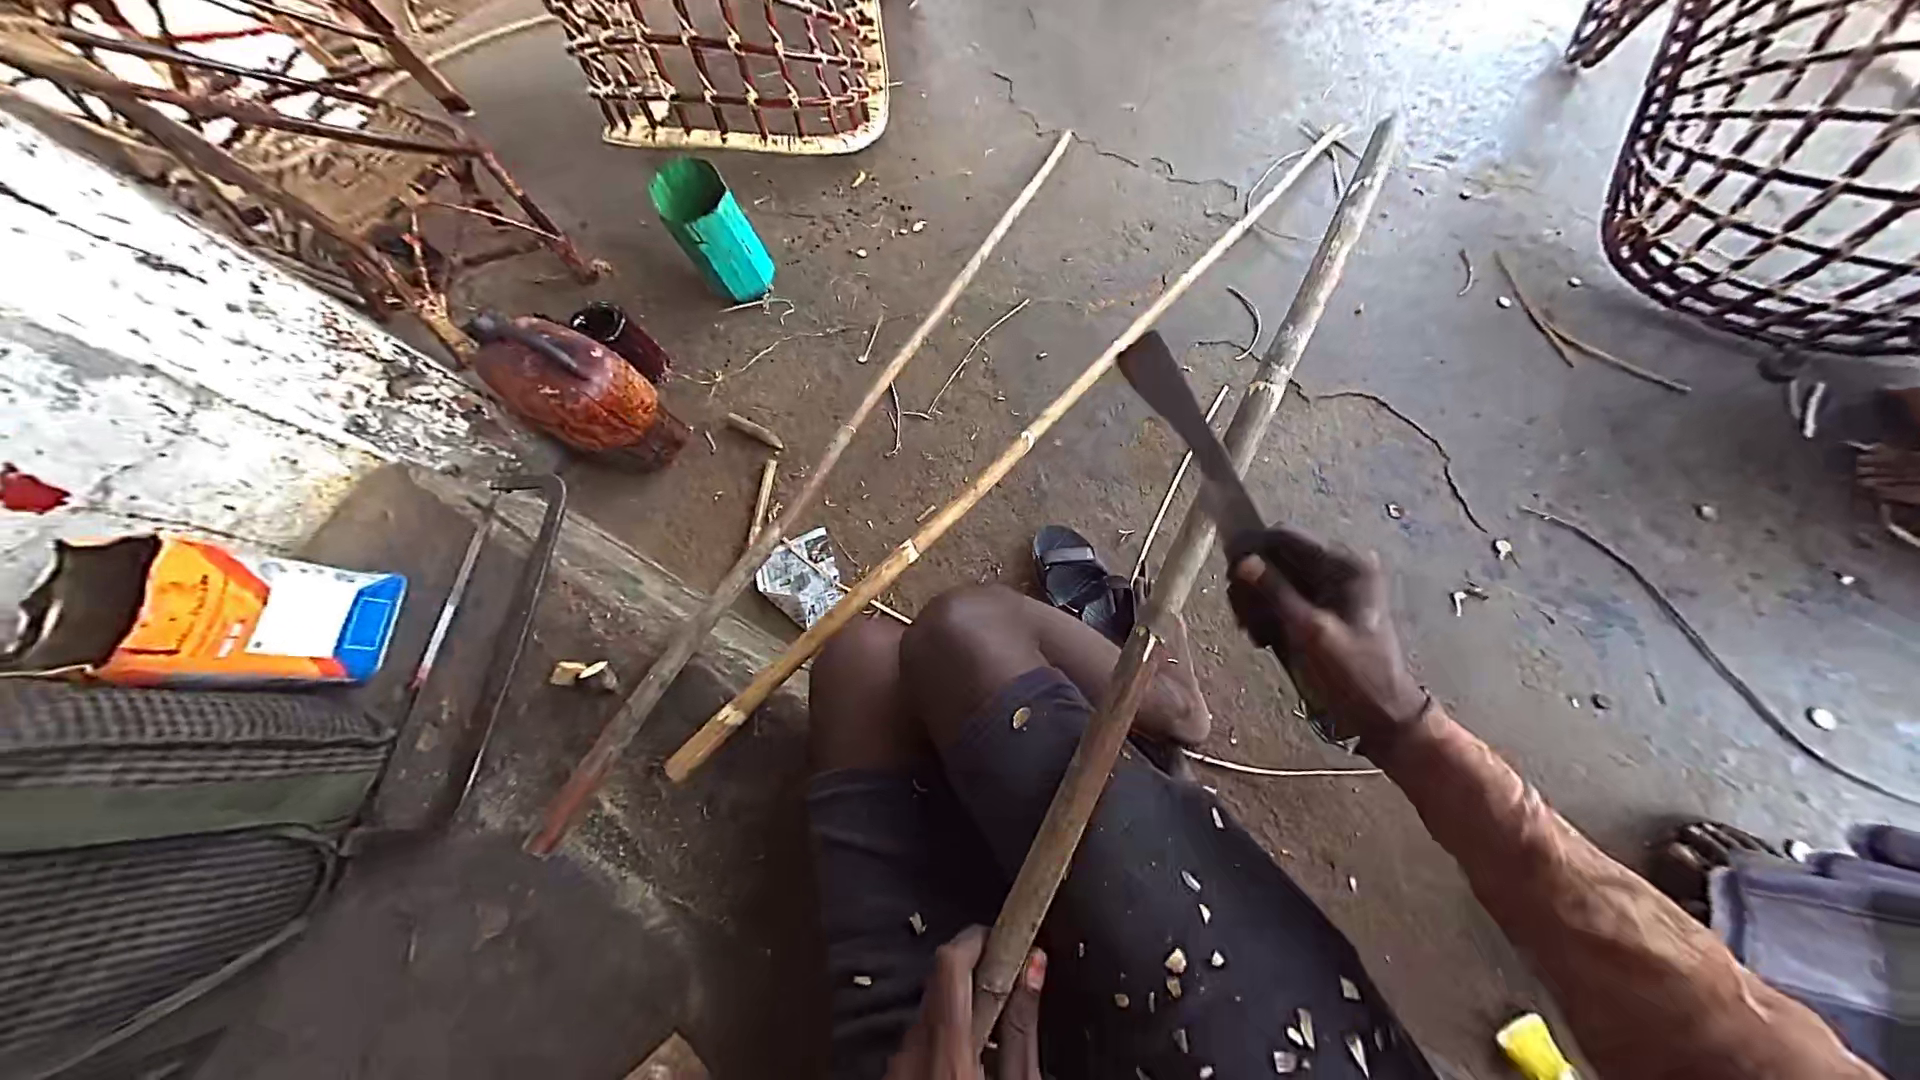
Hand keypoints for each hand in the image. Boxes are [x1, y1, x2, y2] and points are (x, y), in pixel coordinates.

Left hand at [883, 927, 1045, 1079]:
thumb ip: (1023, 1027)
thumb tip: (1034, 964)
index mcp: (949, 1052)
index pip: (950, 961)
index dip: (976, 940)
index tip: (1001, 938)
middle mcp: (912, 1052)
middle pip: (938, 981)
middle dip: (973, 974)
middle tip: (1006, 987)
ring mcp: (896, 1065)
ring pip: (928, 1009)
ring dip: (958, 1007)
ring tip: (991, 1038)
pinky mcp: (891, 1076)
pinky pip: (916, 1039)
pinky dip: (941, 1037)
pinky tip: (965, 1063)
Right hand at [1226, 527, 1429, 754]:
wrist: (1378, 711)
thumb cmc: (1350, 671)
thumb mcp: (1309, 630)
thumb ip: (1275, 591)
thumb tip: (1242, 560)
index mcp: (1344, 565)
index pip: (1284, 537)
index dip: (1251, 550)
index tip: (1228, 576)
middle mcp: (1337, 567)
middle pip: (1274, 556)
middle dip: (1251, 584)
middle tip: (1242, 617)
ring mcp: (1328, 586)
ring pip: (1271, 576)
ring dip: (1255, 602)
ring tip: (1255, 632)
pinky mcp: (1319, 605)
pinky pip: (1279, 595)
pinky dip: (1265, 612)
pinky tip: (1264, 636)